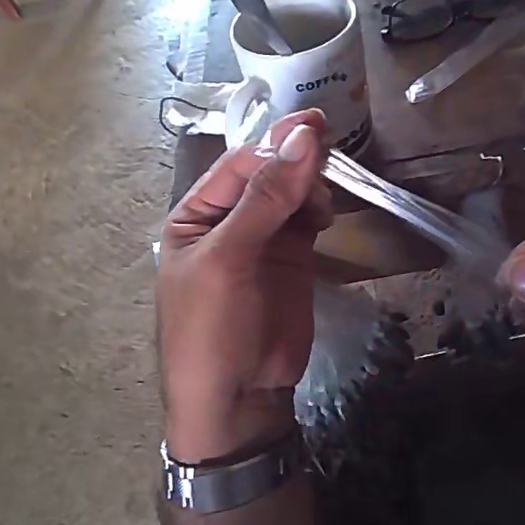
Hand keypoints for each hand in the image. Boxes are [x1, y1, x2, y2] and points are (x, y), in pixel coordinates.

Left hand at [159, 109, 332, 463]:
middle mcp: (229, 222)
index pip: (238, 166)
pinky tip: (325, 212)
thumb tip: (304, 139)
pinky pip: (306, 220)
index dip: (274, 144)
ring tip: (325, 192)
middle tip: (329, 138)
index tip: (314, 125)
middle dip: (294, 158)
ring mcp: (263, 241)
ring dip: (309, 183)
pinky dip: (318, 209)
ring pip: (291, 194)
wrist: (238, 398)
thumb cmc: (212, 329)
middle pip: (266, 174)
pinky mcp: (293, 260)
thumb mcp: (229, 260)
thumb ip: (266, 200)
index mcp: (196, 215)